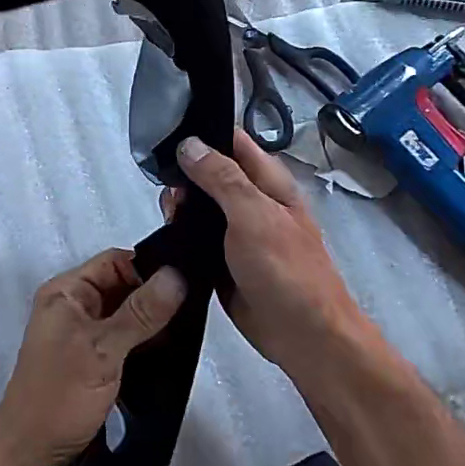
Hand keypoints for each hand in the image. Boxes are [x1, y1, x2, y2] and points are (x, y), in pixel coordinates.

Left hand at [0, 250, 186, 465]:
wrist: (31, 464)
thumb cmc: (60, 398)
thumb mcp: (103, 350)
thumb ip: (142, 311)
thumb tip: (178, 274)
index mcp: (66, 293)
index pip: (117, 261)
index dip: (150, 267)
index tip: (188, 279)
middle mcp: (75, 309)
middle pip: (125, 286)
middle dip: (157, 295)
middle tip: (198, 303)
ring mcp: (86, 338)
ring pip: (130, 315)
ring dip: (156, 321)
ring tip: (192, 324)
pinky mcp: (97, 364)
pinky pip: (129, 340)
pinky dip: (149, 342)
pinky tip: (175, 348)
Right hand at [168, 131, 383, 381]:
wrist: (303, 335)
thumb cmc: (285, 268)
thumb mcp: (254, 214)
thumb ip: (222, 178)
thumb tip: (190, 144)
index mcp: (270, 183)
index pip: (235, 143)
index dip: (205, 134)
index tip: (167, 130)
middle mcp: (254, 203)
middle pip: (213, 176)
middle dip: (186, 175)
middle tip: (161, 183)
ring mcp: (238, 236)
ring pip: (202, 211)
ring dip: (181, 208)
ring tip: (162, 212)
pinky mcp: (224, 264)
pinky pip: (198, 243)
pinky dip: (181, 239)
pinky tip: (162, 237)